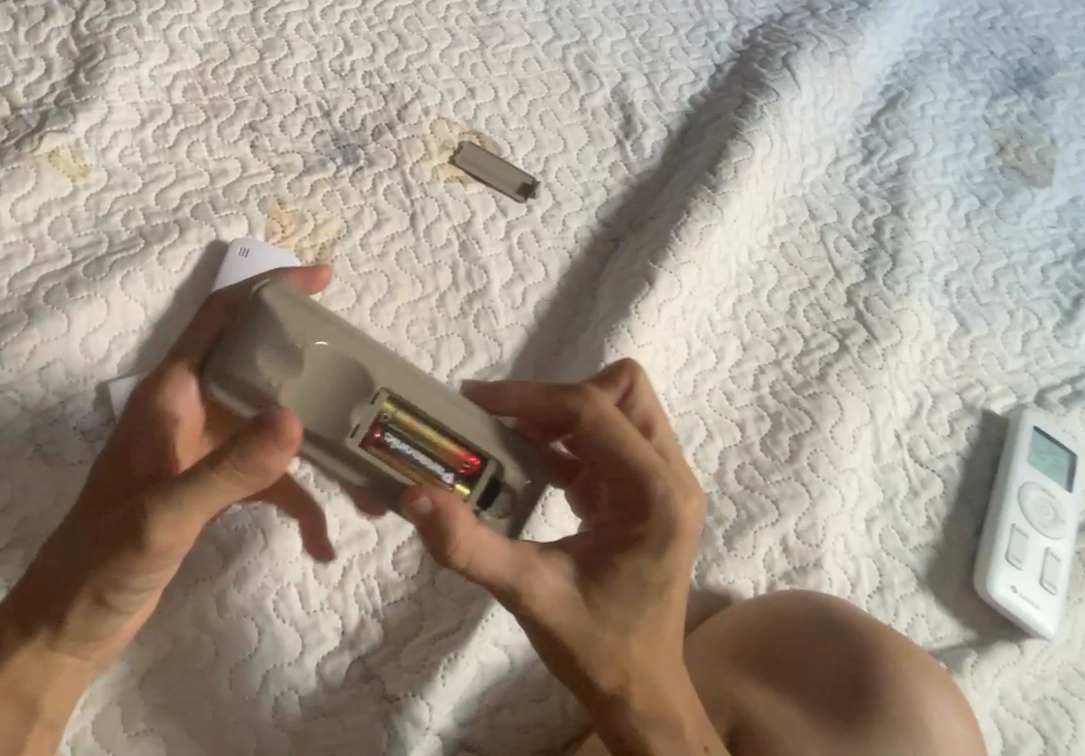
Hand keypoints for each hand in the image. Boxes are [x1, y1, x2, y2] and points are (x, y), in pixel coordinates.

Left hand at [0, 266, 338, 755]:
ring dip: (314, 446)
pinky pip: (266, 480)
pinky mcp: (210, 488)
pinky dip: (297, 503)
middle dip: (309, 364)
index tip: (323, 279)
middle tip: (362, 367)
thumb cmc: (100, 560)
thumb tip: (296, 418)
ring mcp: (201, 449)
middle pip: (258, 363)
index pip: (222, 316)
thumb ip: (230, 469)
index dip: (269, 289)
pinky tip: (324, 542)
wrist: (66, 626)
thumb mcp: (166, 515)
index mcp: (169, 393)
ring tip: (366, 466)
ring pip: (270, 423)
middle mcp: (189, 409)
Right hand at [400, 360, 725, 755]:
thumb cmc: (596, 647)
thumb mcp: (528, 595)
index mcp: (655, 495)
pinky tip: (530, 465)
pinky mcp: (643, 490)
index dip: (531, 398)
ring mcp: (661, 482)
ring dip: (560, 413)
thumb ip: (470, 545)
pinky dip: (566, 436)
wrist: (641, 692)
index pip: (594, 410)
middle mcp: (669, 477)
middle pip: (620, 390)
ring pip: (616, 405)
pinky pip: (607, 434)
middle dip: (556, 398)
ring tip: (510, 439)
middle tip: (503, 422)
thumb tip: (416, 495)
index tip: (475, 402)